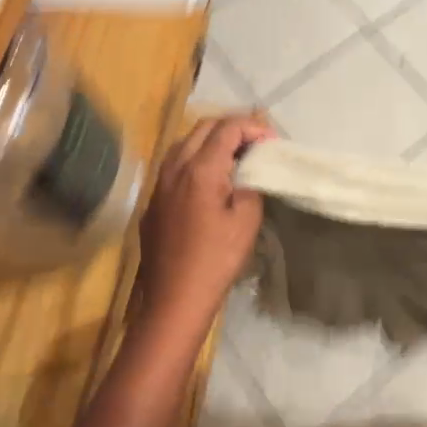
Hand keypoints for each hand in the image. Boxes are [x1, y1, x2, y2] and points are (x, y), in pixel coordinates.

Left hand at [139, 114, 273, 326]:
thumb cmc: (216, 259)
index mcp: (200, 169)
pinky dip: (197, 159)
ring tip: (237, 157)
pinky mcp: (153, 202)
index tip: (273, 142)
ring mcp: (159, 185)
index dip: (254, 127)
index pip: (228, 128)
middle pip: (203, 127)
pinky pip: (175, 166)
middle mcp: (174, 168)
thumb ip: (251, 183)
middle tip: (257, 143)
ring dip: (212, 140)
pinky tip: (212, 180)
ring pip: (185, 143)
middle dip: (233, 127)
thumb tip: (249, 169)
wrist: (174, 299)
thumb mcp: (247, 218)